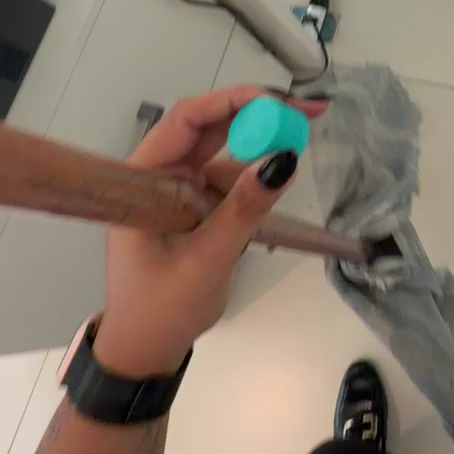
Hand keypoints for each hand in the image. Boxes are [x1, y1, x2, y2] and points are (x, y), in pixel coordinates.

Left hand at [92, 86, 325, 375]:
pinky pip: (231, 169)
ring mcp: (180, 184)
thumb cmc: (162, 310)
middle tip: (307, 109)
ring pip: (224, 143)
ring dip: (262, 134)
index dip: (232, 102)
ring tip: (303, 127)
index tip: (278, 102)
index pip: (186, 120)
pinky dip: (259, 164)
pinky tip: (281, 165)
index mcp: (145, 178)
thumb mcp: (206, 260)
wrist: (148, 351)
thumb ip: (243, 209)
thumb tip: (284, 159)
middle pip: (210, 123)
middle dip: (258, 110)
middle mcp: (161, 172)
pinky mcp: (198, 199)